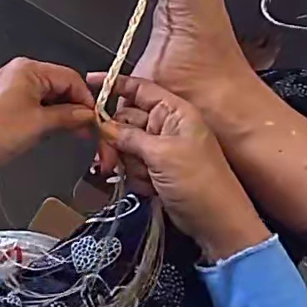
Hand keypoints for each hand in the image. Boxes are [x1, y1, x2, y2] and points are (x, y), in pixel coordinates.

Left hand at [0, 58, 97, 169]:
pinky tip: (50, 130)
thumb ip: (68, 116)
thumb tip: (86, 114)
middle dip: (73, 107)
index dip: (85, 99)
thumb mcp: (40, 124)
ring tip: (70, 132)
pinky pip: (33, 103)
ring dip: (60, 113)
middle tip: (85, 128)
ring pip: (47, 96)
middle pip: (59, 85)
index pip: (70, 77)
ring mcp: (10, 86)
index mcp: (27, 69)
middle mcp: (17, 73)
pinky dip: (45, 116)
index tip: (94, 118)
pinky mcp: (4, 101)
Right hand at [91, 72, 270, 260]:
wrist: (217, 224)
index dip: (114, 84)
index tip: (89, 82)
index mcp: (174, 112)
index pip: (139, 88)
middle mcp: (165, 125)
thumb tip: (102, 125)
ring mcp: (160, 147)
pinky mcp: (155, 167)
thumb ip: (128, 136)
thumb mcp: (162, 154)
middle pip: (124, 119)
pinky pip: (130, 163)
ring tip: (139, 177)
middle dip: (114, 138)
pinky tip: (146, 186)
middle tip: (108, 158)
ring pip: (123, 143)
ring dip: (125, 161)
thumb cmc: (200, 183)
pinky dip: (133, 174)